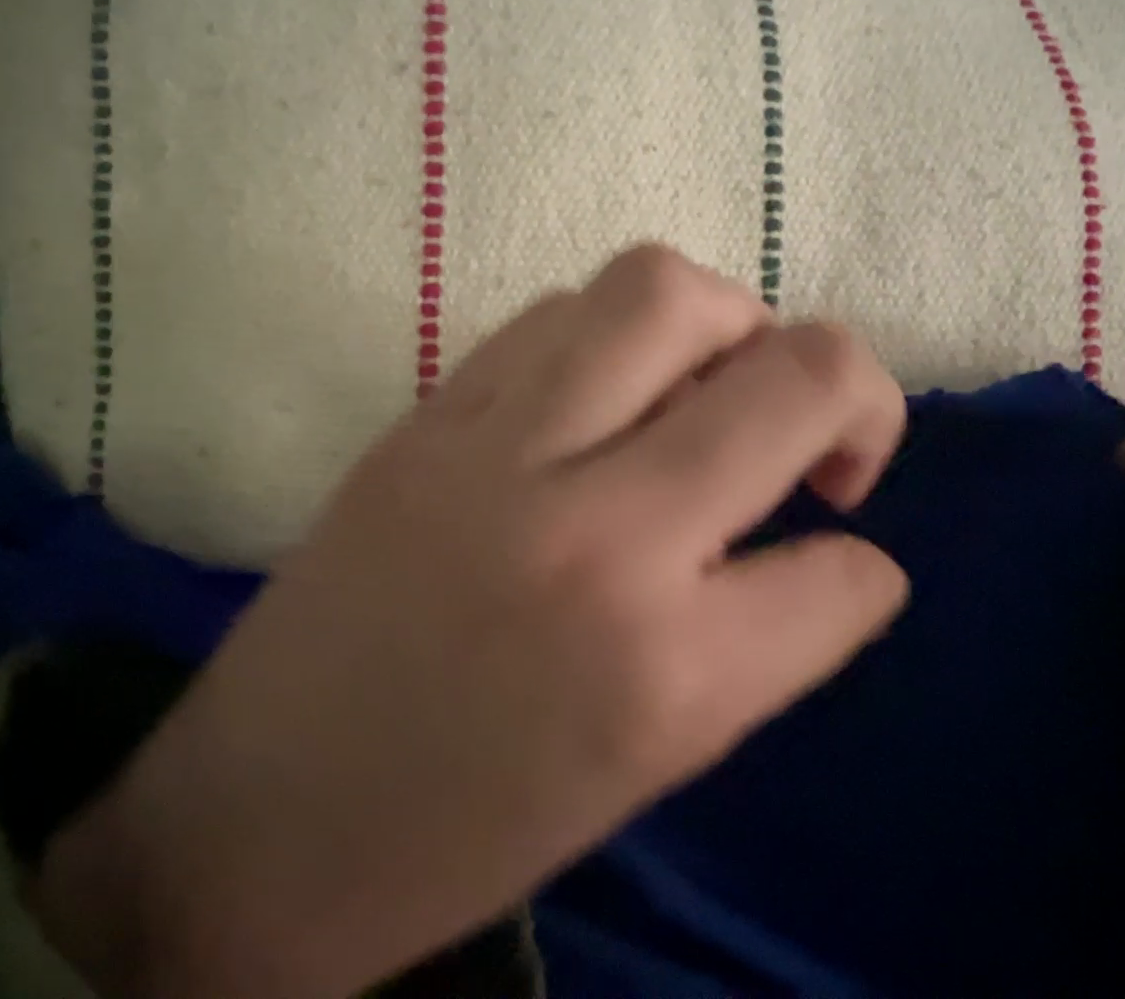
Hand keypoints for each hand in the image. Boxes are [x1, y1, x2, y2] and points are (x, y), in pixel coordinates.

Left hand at [33, 245, 909, 997]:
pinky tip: (610, 397)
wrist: (263, 824)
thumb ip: (756, 645)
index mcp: (669, 672)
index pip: (847, 576)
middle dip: (859, 396)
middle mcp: (599, 535)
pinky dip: (617, 337)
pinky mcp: (423, 419)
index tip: (835, 571)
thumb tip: (827, 558)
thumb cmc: (472, 830)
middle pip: (797, 373)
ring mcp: (498, 453)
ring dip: (732, 329)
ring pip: (664, 293)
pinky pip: (555, 316)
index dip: (861, 573)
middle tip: (824, 444)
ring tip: (718, 392)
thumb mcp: (654, 765)